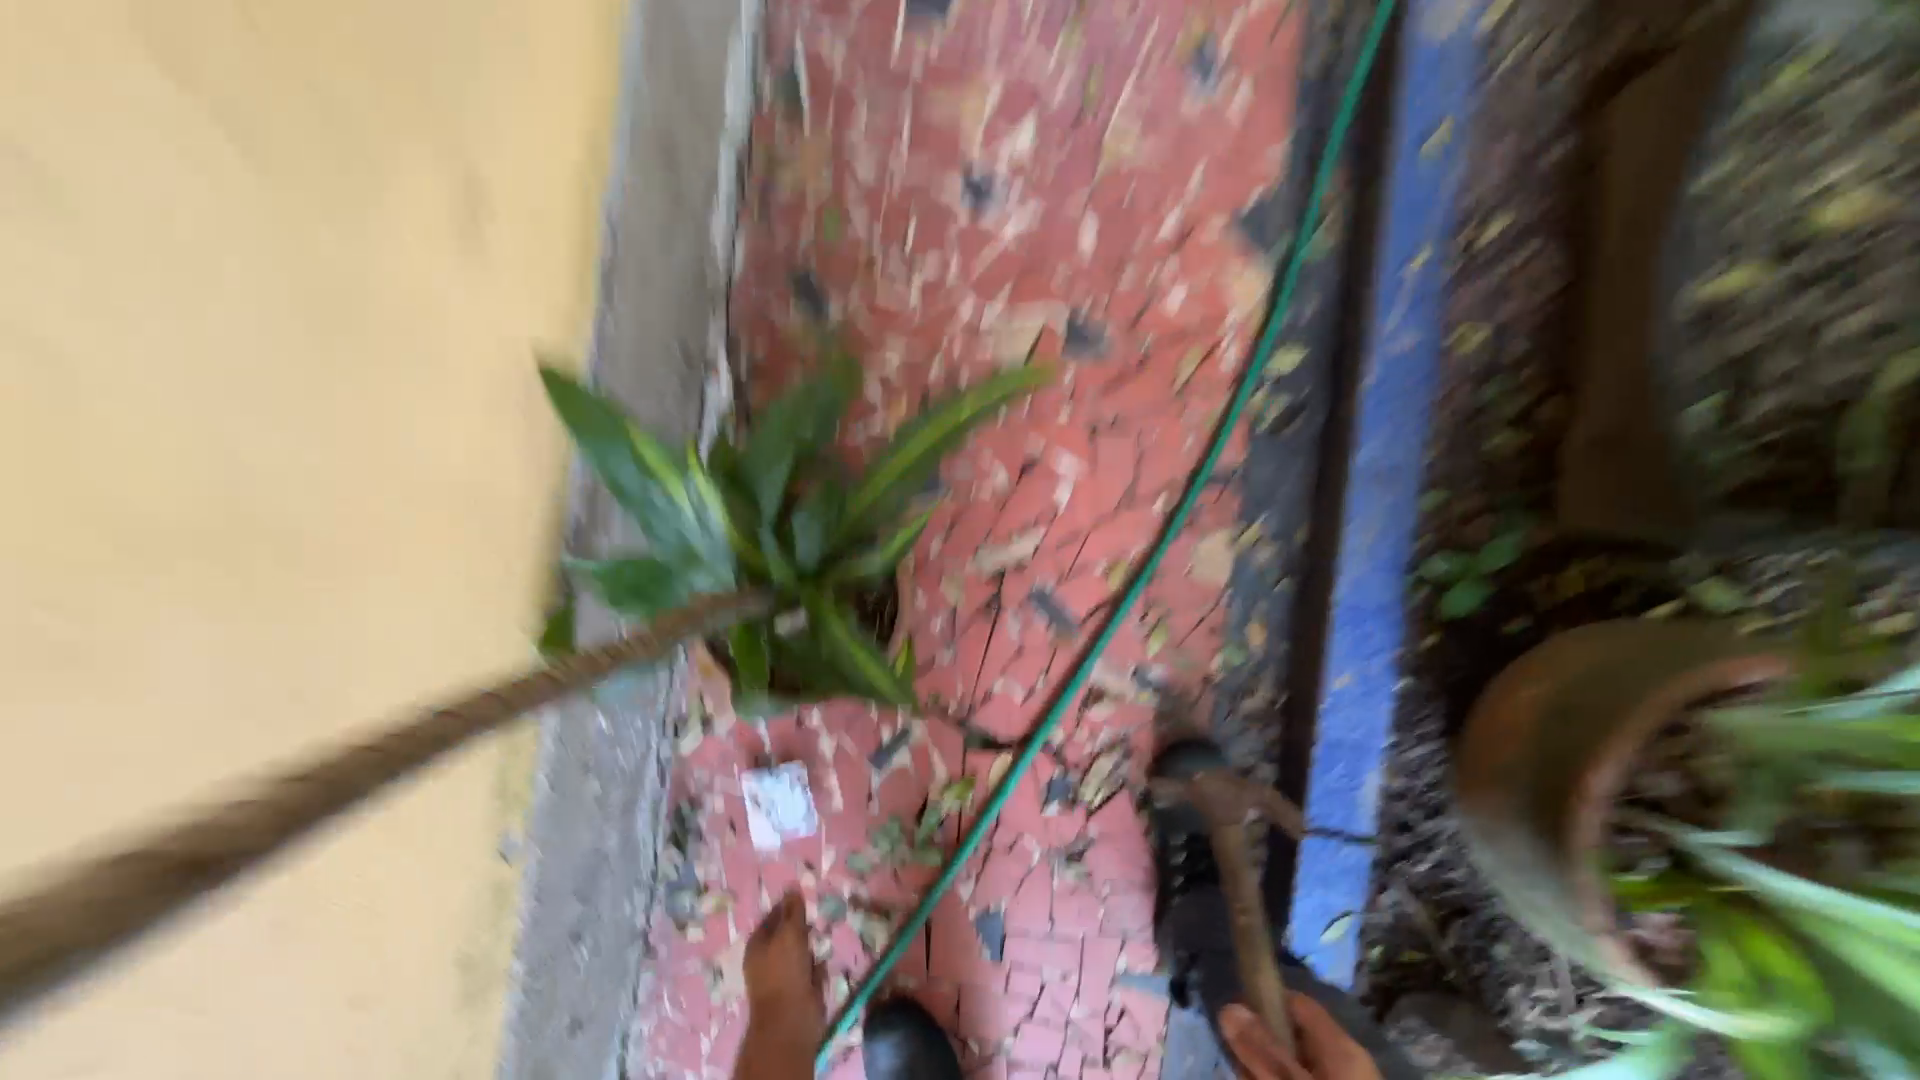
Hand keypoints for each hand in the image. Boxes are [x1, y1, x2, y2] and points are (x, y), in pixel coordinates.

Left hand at [741, 891, 824, 1033]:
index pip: (773, 916)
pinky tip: (821, 967)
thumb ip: (793, 911)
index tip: (805, 898)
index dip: (788, 906)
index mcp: (758, 944)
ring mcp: (783, 975)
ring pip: (801, 952)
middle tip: (816, 920)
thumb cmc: (785, 972)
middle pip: (787, 934)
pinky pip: (811, 970)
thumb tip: (792, 888)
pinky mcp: (799, 989)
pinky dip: (817, 968)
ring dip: (812, 948)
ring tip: (820, 941)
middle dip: (802, 928)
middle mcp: (767, 958)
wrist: (792, 1019)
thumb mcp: (789, 934)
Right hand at [1219, 994, 1381, 1079]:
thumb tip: (1229, 1007)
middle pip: (1291, 1037)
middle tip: (1241, 1072)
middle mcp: (1343, 1063)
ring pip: (1292, 1067)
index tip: (1233, 1020)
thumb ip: (1263, 1051)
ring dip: (1266, 1075)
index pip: (1297, 1003)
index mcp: (1341, 1048)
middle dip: (1260, 1050)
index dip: (1264, 1003)